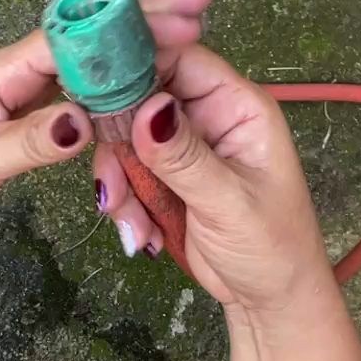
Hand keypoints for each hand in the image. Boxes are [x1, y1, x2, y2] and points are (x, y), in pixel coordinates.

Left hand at [0, 0, 217, 229]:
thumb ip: (28, 142)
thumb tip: (84, 122)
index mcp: (0, 72)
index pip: (70, 37)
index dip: (125, 24)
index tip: (176, 14)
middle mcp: (15, 72)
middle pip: (86, 40)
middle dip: (141, 21)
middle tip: (200, 6)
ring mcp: (23, 92)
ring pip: (86, 66)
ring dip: (132, 52)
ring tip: (185, 35)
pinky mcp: (28, 115)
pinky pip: (77, 95)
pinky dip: (111, 88)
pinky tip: (139, 84)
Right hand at [94, 47, 334, 312]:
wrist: (268, 300)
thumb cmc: (270, 248)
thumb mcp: (228, 202)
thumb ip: (184, 156)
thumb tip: (145, 108)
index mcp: (236, 107)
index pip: (179, 60)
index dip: (135, 64)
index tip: (91, 88)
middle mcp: (205, 118)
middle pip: (138, 100)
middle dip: (116, 144)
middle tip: (110, 190)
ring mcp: (181, 149)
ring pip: (123, 142)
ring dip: (118, 184)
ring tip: (132, 226)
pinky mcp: (163, 178)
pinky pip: (125, 175)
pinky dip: (123, 204)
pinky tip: (141, 234)